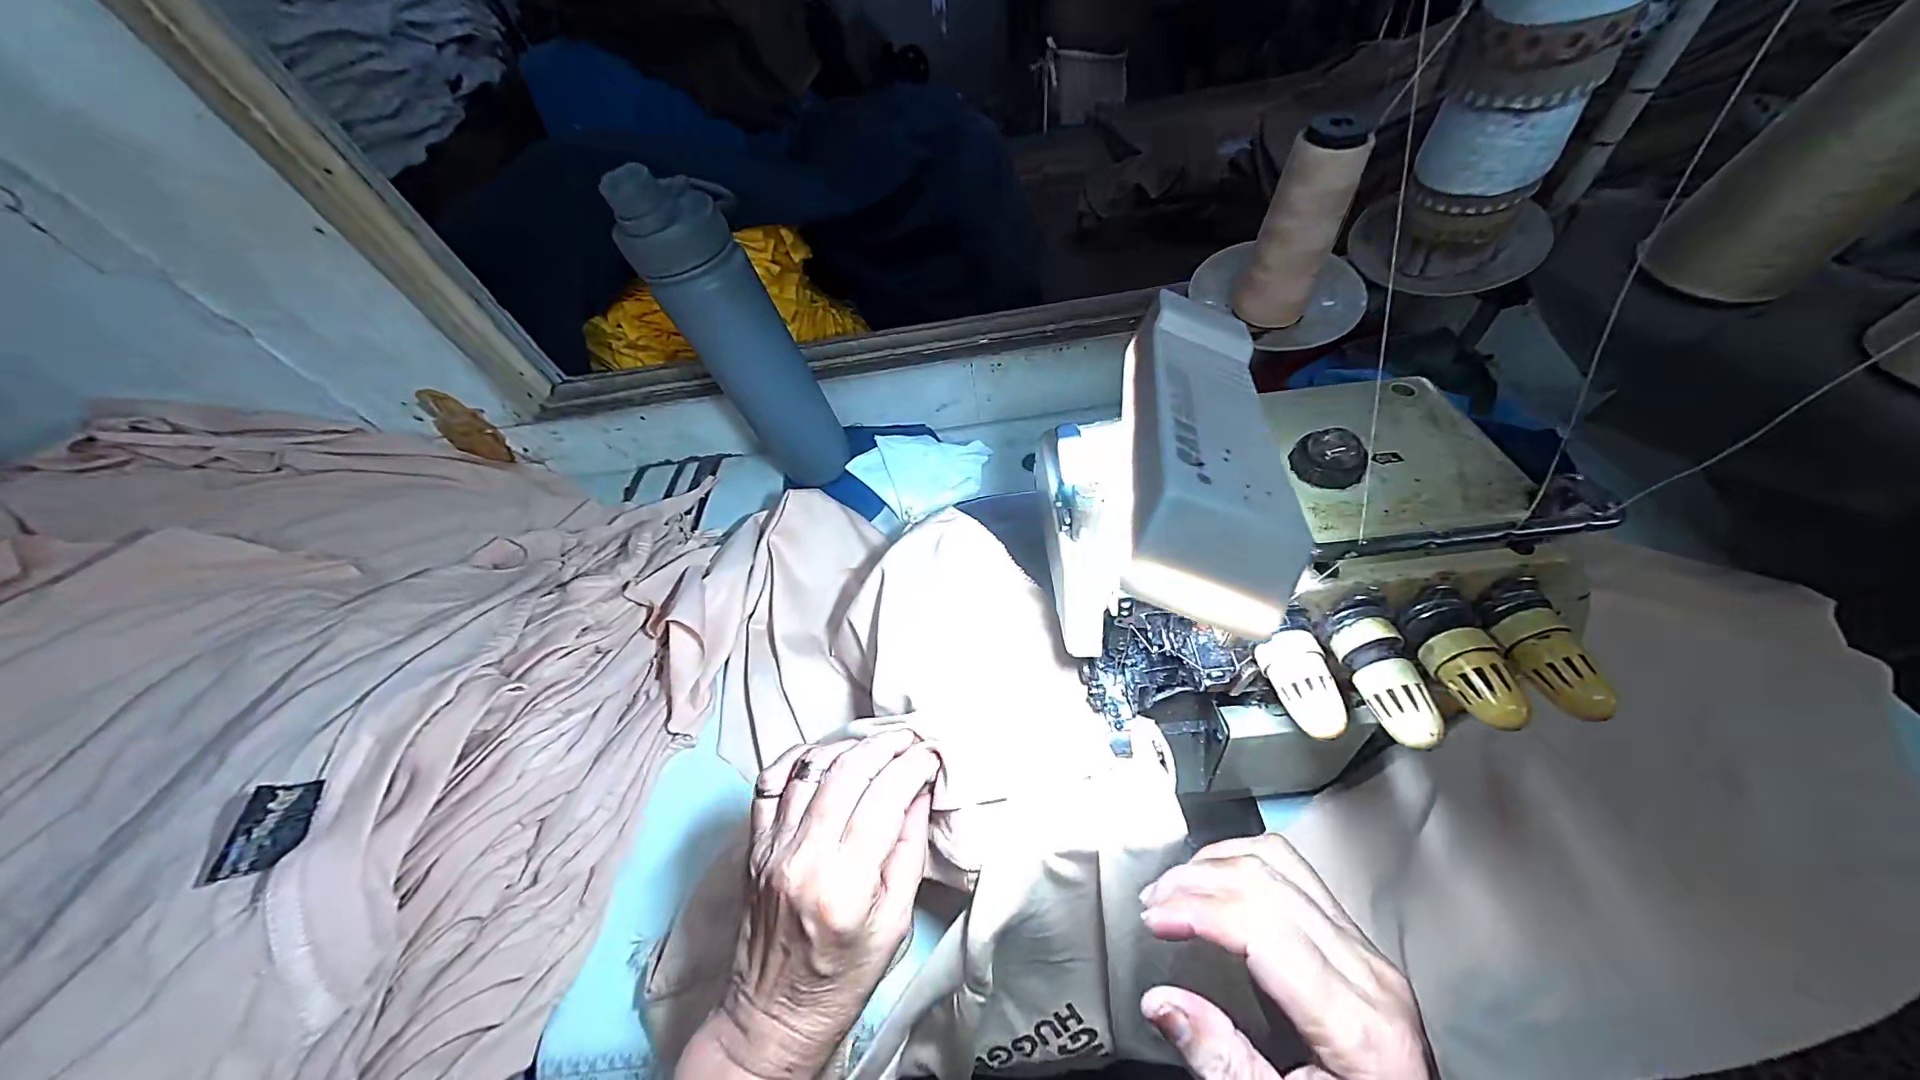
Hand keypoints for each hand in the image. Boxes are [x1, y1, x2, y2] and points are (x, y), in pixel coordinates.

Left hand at [681, 731, 938, 1079]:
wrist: (772, 1015)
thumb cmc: (841, 979)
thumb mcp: (895, 924)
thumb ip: (909, 852)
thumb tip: (920, 792)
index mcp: (844, 885)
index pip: (884, 798)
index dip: (913, 766)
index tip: (932, 755)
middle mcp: (802, 858)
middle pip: (847, 773)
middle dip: (885, 745)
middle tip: (909, 739)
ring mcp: (772, 848)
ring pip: (809, 769)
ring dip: (847, 745)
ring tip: (875, 742)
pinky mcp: (753, 845)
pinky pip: (769, 782)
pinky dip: (798, 758)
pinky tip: (824, 754)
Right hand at [1138, 834, 1430, 1079]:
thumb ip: (1219, 1061)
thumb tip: (1160, 1002)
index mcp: (1357, 1027)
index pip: (1263, 928)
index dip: (1197, 910)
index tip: (1152, 918)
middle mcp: (1369, 975)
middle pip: (1267, 885)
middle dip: (1196, 882)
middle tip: (1151, 902)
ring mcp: (1365, 950)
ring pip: (1281, 863)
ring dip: (1216, 863)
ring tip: (1174, 887)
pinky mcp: (1354, 939)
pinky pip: (1295, 870)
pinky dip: (1243, 860)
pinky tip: (1213, 879)